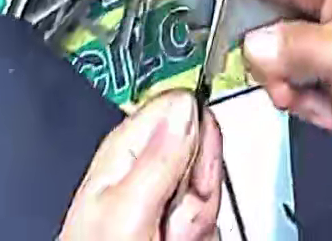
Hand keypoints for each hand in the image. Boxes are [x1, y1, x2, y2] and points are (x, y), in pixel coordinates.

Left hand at [60, 91, 222, 240]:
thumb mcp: (126, 215)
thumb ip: (159, 157)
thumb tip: (186, 104)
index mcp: (122, 151)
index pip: (181, 106)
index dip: (196, 135)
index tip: (188, 172)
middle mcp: (140, 168)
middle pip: (201, 148)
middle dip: (199, 186)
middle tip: (172, 220)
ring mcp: (158, 199)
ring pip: (208, 187)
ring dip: (198, 220)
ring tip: (165, 240)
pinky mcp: (173, 225)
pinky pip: (209, 218)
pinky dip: (198, 238)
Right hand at [239, 0, 331, 129]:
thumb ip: (298, 48)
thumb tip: (251, 44)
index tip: (215, 23)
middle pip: (259, 11)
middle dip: (266, 55)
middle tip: (283, 88)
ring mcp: (314, 22)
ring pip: (269, 47)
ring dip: (284, 82)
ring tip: (313, 105)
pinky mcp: (316, 50)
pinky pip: (286, 69)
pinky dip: (297, 94)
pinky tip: (324, 109)